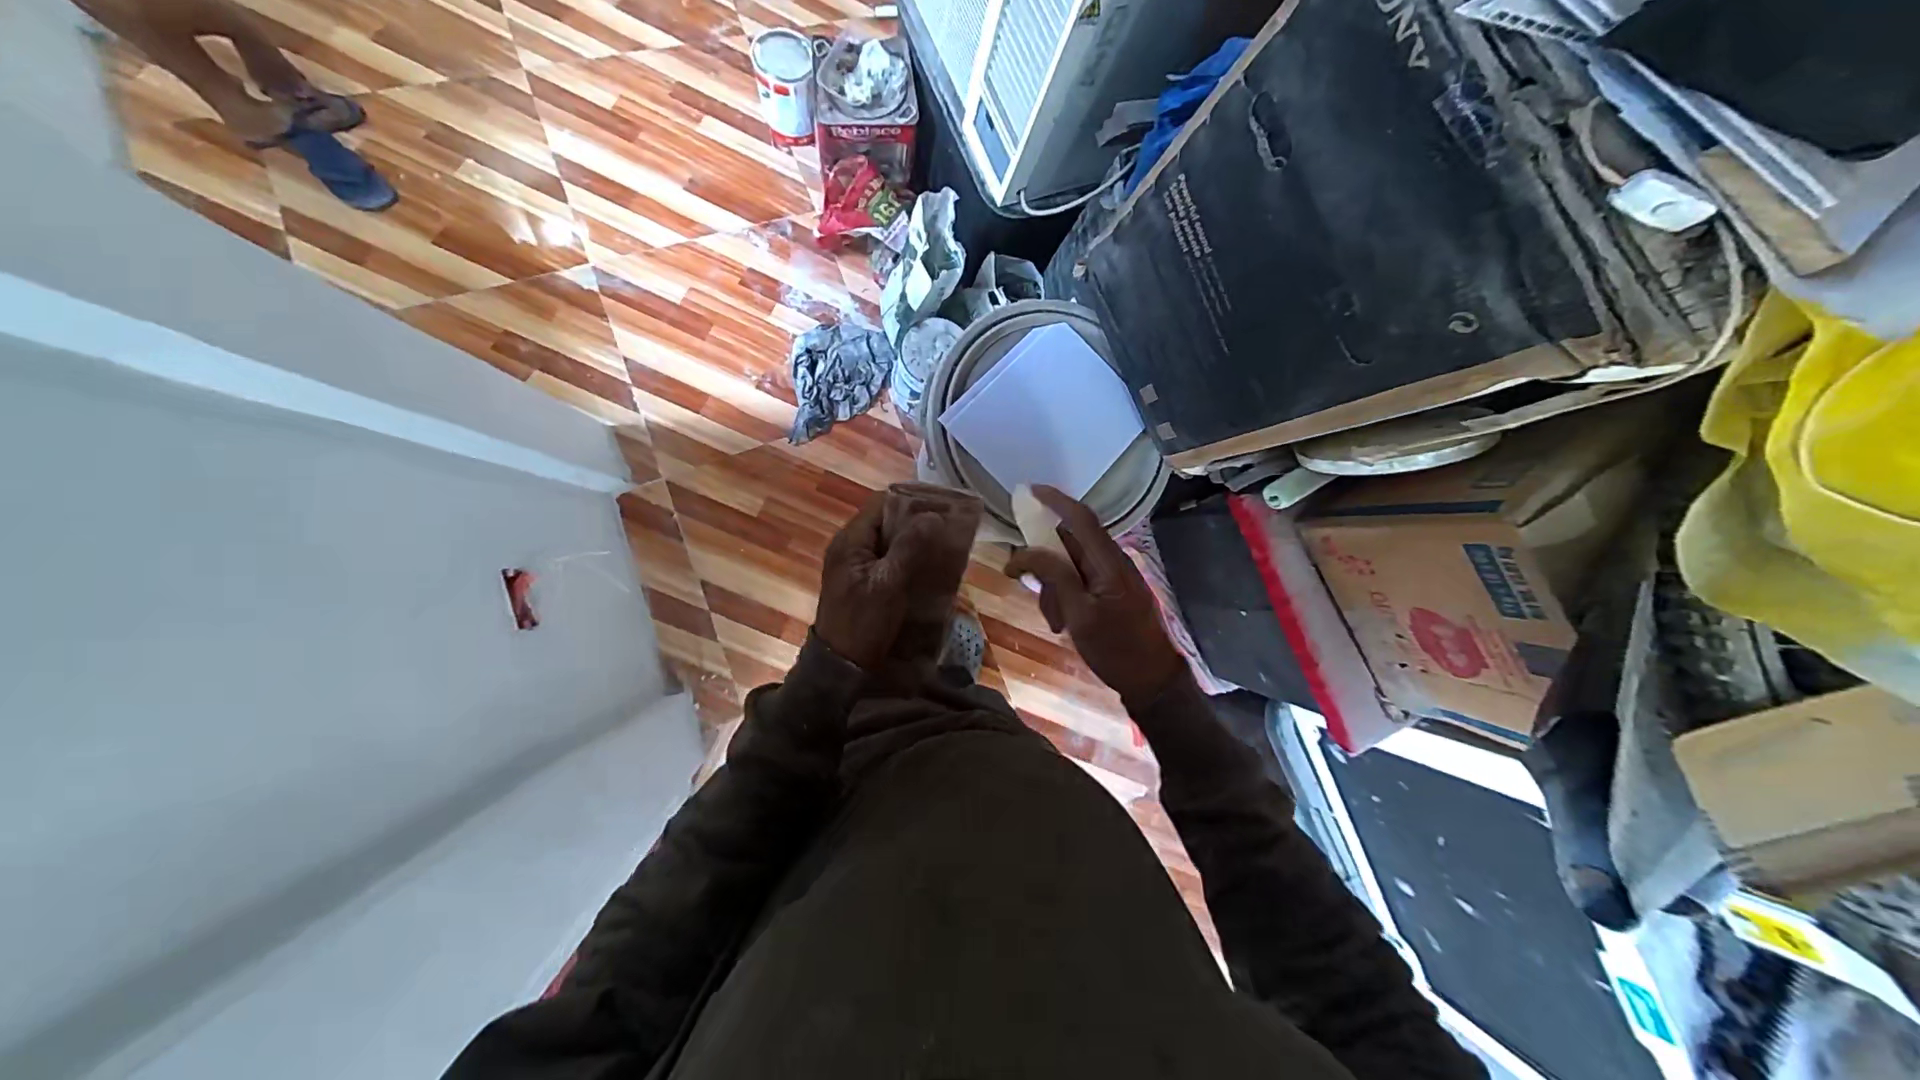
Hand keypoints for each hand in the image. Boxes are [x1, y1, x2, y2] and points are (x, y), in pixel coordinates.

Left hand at [814, 489, 950, 670]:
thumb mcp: (887, 585)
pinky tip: (931, 566)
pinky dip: (910, 559)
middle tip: (951, 525)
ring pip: (891, 541)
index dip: (912, 501)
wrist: (841, 668)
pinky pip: (890, 560)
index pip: (882, 503)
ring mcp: (857, 566)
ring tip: (947, 543)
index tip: (943, 505)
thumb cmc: (862, 623)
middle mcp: (851, 547)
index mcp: (850, 540)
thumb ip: (909, 548)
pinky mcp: (865, 582)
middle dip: (918, 521)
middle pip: (888, 521)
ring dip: (916, 541)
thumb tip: (933, 515)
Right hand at [1003, 486, 1184, 709]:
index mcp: (1109, 563)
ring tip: (1054, 620)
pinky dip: (1065, 597)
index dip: (1055, 500)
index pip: (1080, 518)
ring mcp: (1114, 577)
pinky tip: (1063, 623)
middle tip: (1024, 583)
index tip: (1029, 491)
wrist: (1152, 680)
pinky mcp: (1112, 592)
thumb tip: (1028, 551)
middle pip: (1070, 543)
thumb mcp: (1079, 615)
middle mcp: (1113, 562)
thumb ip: (1056, 578)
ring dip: (1053, 587)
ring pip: (1071, 565)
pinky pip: (1080, 581)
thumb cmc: (1116, 649)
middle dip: (1044, 562)